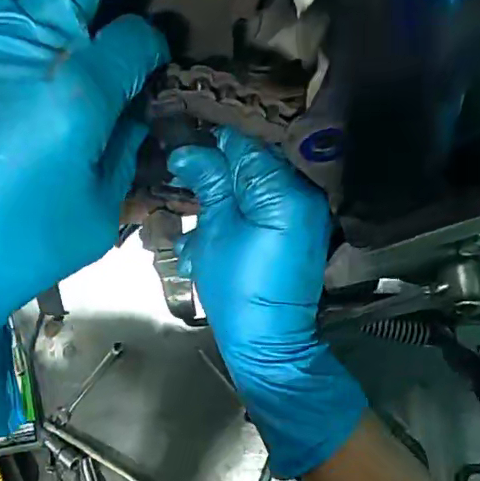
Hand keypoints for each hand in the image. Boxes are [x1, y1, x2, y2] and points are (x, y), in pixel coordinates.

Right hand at [169, 128, 365, 477]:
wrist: (267, 340)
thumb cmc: (237, 290)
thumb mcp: (214, 235)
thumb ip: (208, 186)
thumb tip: (188, 150)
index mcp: (285, 190)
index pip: (244, 144)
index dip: (208, 140)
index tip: (177, 139)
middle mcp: (302, 193)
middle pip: (252, 161)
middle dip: (213, 166)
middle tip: (177, 172)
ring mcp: (302, 213)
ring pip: (254, 184)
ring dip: (221, 191)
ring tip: (189, 204)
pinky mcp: (295, 231)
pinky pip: (263, 205)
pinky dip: (236, 209)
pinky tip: (208, 222)